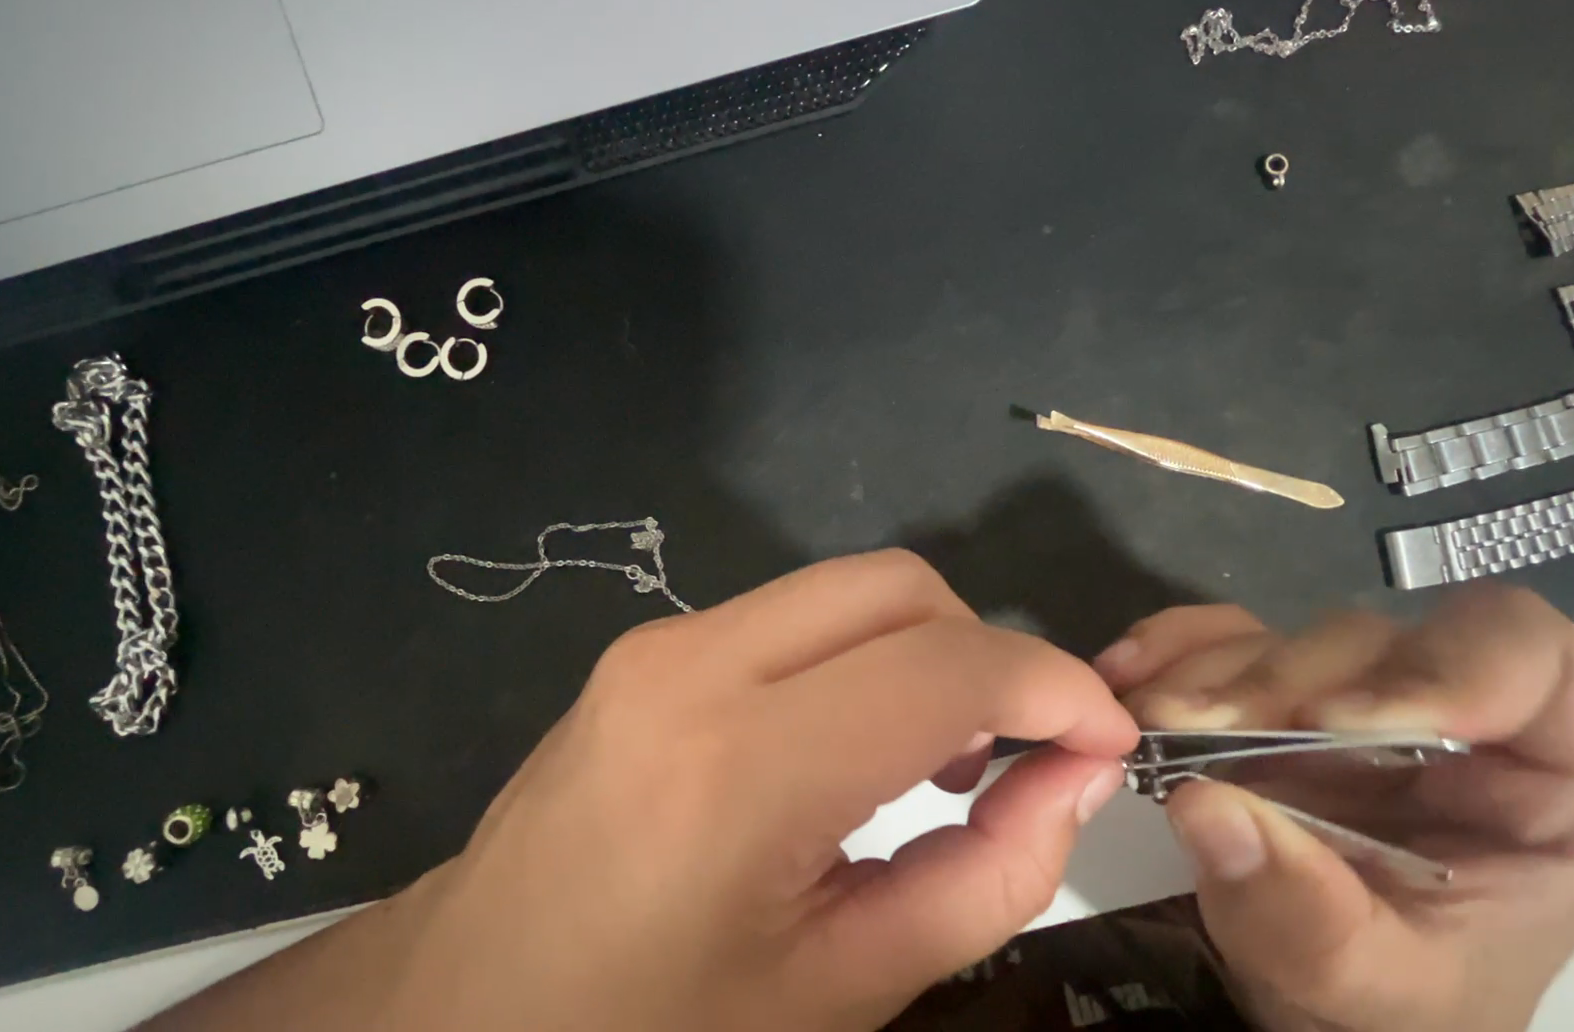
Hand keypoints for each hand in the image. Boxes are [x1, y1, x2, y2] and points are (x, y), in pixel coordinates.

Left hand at [147, 551, 1137, 1030]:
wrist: (469, 1002)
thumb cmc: (656, 1023)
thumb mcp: (845, 987)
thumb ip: (985, 874)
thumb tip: (1073, 774)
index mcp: (741, 768)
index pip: (942, 667)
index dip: (1051, 685)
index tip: (1103, 737)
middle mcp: (694, 665)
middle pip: (897, 586)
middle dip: (987, 649)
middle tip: (1013, 750)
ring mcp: (659, 642)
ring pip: (846, 588)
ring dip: (921, 648)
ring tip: (933, 754)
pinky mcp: (646, 645)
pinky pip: (792, 615)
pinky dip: (857, 653)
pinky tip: (850, 739)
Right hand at [1093, 587, 1573, 1031]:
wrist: (1319, 1009)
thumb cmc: (1384, 1008)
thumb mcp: (1359, 986)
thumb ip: (1302, 911)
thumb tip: (1205, 801)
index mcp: (1542, 789)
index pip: (1526, 662)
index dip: (1438, 667)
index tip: (1331, 722)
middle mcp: (1451, 722)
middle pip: (1375, 643)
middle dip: (1274, 683)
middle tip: (1185, 724)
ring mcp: (1354, 699)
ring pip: (1283, 637)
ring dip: (1204, 672)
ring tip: (1142, 722)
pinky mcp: (1278, 694)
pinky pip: (1221, 641)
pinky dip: (1168, 651)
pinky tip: (1125, 679)